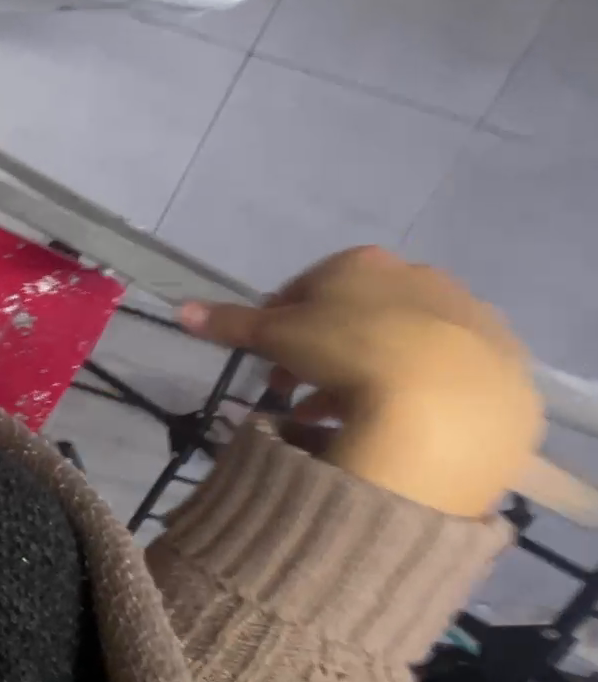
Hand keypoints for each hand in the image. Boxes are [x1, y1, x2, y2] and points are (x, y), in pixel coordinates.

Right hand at [179, 246, 542, 517]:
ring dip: (358, 372)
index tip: (268, 353)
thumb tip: (181, 310)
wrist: (446, 397)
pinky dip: (405, 389)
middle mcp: (418, 277)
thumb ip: (228, 322)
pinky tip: (383, 418)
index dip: (279, 320)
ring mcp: (466, 315)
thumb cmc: (345, 349)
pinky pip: (435, 370)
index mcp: (361, 263)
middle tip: (296, 384)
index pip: (305, 285)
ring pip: (394, 342)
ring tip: (333, 411)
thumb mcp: (271, 336)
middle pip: (353, 313)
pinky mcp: (500, 357)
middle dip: (319, 348)